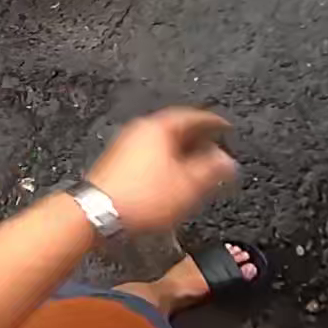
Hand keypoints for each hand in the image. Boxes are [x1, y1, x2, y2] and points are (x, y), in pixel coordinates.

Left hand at [82, 107, 237, 233]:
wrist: (100, 212)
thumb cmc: (139, 196)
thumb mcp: (189, 185)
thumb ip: (212, 169)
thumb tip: (227, 161)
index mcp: (157, 127)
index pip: (192, 116)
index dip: (213, 122)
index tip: (226, 127)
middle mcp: (139, 130)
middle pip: (175, 128)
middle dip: (198, 138)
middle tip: (216, 145)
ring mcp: (126, 145)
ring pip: (162, 142)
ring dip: (182, 151)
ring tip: (198, 165)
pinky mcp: (119, 162)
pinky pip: (150, 154)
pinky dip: (166, 160)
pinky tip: (173, 177)